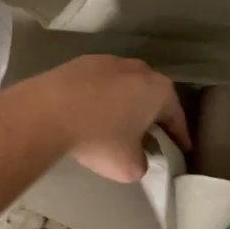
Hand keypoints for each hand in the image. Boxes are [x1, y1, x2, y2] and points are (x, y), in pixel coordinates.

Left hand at [5, 55, 190, 182]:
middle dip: (151, 118)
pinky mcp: (80, 62)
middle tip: (149, 139)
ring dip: (123, 106)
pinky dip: (98, 99)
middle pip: (151, 98)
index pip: (176, 117)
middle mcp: (139, 69)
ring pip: (124, 88)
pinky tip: (88, 115)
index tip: (182, 151)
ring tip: (115, 127)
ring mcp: (108, 61)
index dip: (179, 137)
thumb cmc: (99, 138)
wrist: (47, 112)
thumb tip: (137, 156)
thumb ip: (143, 163)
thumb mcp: (129, 167)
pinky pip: (98, 85)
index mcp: (159, 90)